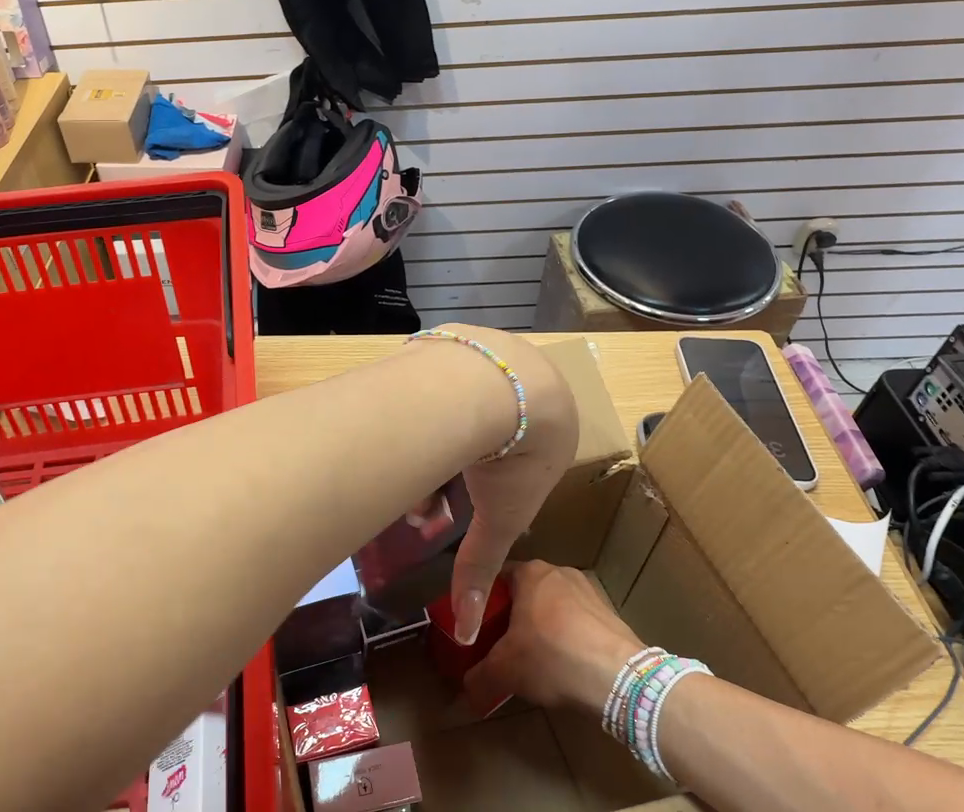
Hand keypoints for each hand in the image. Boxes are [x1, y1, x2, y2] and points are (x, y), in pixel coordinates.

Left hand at [422, 326, 578, 645]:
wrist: (500, 384)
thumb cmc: (513, 456)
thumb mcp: (499, 519)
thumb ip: (480, 569)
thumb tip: (465, 630)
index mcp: (556, 425)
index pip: (519, 460)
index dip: (486, 483)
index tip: (454, 500)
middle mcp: (534, 383)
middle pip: (491, 426)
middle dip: (457, 460)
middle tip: (424, 486)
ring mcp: (505, 352)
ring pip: (467, 396)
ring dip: (441, 427)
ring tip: (407, 454)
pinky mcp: (474, 333)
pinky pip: (450, 365)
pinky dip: (433, 389)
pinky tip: (411, 407)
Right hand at [462, 560, 646, 715]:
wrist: (619, 679)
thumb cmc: (552, 658)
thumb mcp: (504, 670)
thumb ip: (478, 676)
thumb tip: (465, 690)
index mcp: (529, 572)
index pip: (495, 577)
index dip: (483, 603)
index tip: (478, 628)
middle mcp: (558, 571)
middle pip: (524, 591)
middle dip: (513, 616)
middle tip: (501, 645)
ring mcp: (588, 590)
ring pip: (552, 606)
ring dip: (542, 627)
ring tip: (535, 658)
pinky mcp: (609, 612)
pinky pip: (576, 621)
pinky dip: (567, 637)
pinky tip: (565, 664)